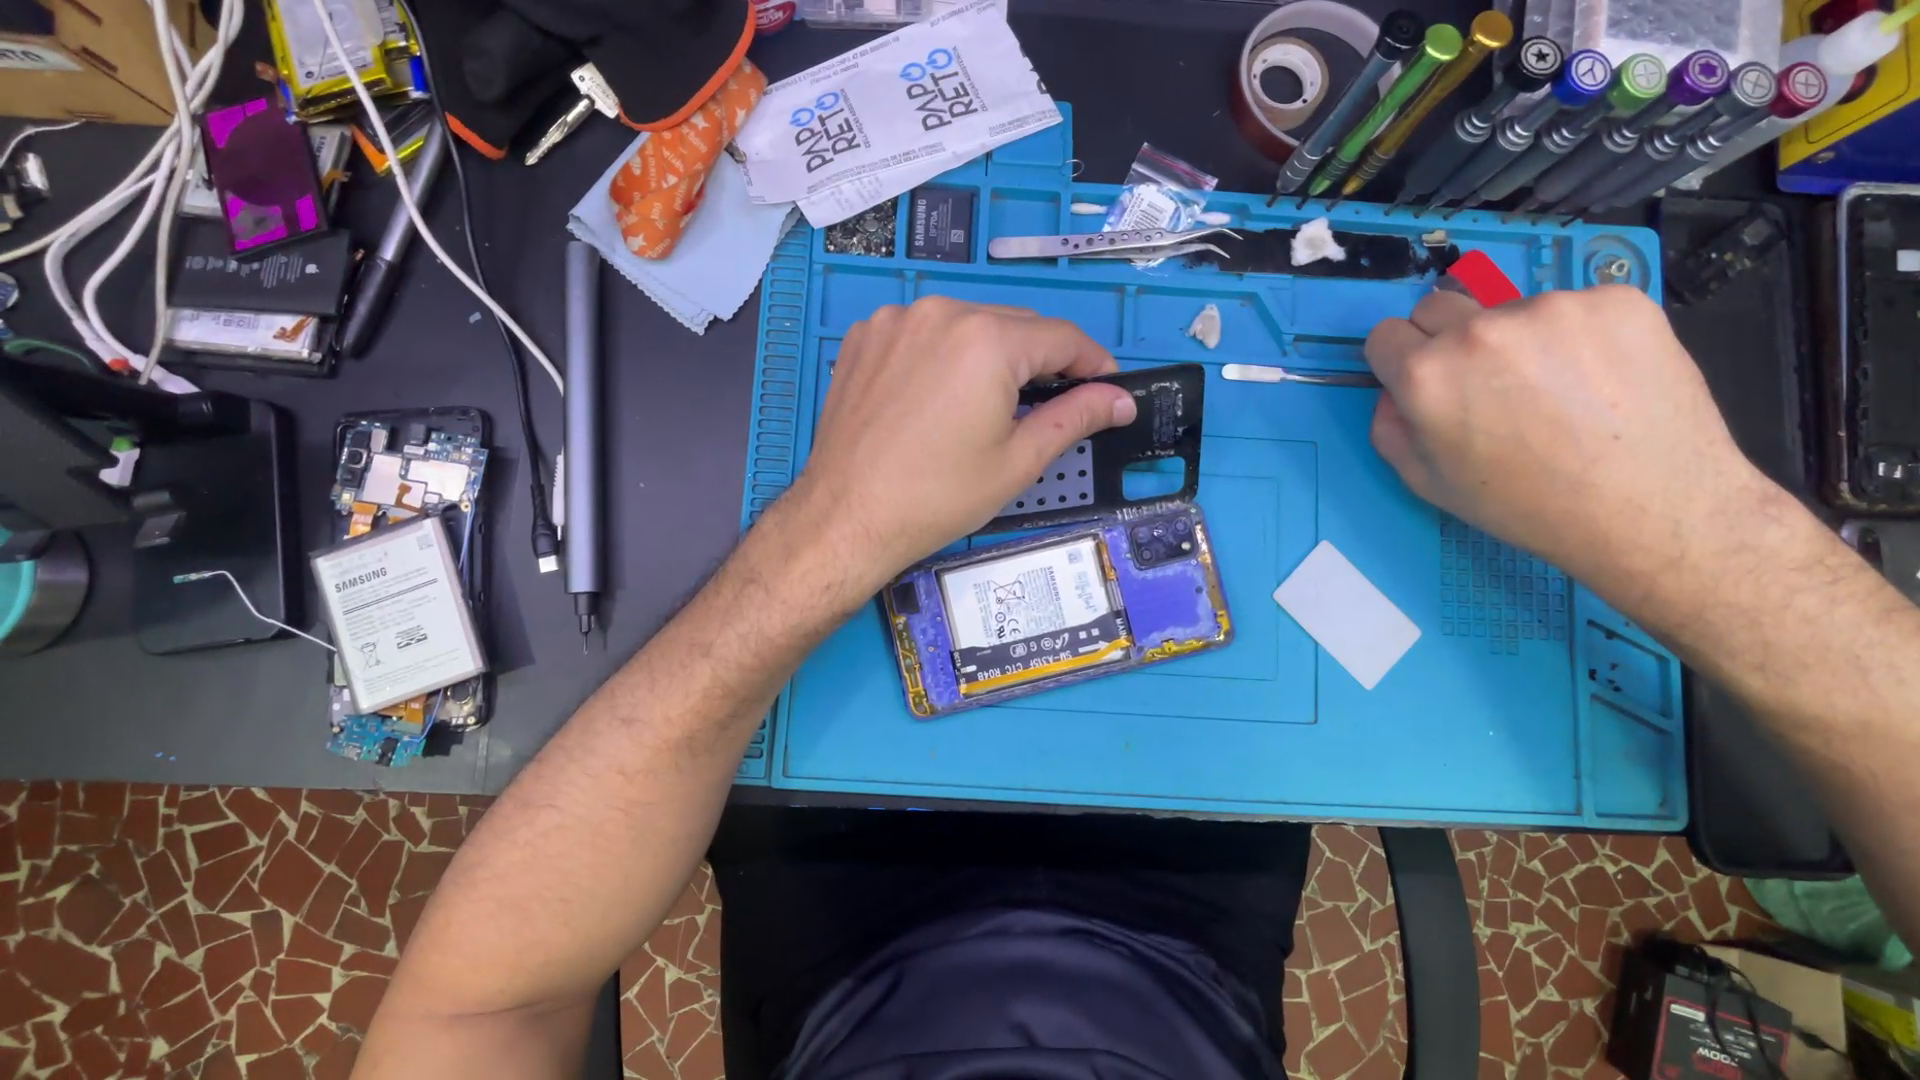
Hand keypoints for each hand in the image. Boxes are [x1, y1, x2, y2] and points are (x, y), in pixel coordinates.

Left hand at [786, 297, 1137, 593]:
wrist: (847, 516)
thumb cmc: (936, 497)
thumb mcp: (1018, 460)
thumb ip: (1075, 418)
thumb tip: (1120, 401)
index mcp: (987, 340)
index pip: (1062, 337)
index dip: (1092, 363)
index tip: (1105, 388)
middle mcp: (941, 313)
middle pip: (1014, 327)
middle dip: (1040, 362)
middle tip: (1050, 406)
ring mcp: (896, 321)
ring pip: (967, 325)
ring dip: (990, 355)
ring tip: (989, 406)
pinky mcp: (865, 337)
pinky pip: (923, 332)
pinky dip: (942, 354)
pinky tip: (939, 396)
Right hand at [1364, 285, 1768, 601]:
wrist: (1651, 508)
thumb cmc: (1528, 506)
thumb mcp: (1428, 484)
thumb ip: (1391, 429)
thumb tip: (1394, 392)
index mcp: (1426, 374)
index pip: (1385, 334)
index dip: (1399, 361)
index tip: (1425, 383)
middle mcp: (1480, 329)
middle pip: (1437, 306)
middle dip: (1446, 340)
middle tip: (1485, 384)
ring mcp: (1551, 307)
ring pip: (1509, 308)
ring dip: (1517, 337)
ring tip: (1555, 388)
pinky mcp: (1615, 299)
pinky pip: (1574, 306)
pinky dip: (1578, 335)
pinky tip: (1599, 377)